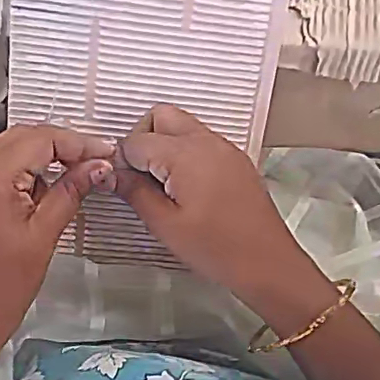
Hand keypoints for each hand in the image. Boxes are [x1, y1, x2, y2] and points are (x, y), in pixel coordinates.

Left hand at [0, 124, 116, 349]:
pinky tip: (49, 188)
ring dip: (44, 155)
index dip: (75, 143)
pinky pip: (2, 168)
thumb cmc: (9, 280)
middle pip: (23, 137)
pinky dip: (28, 170)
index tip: (104, 153)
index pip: (38, 141)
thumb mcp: (46, 232)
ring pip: (12, 149)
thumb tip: (98, 166)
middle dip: (60, 143)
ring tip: (75, 174)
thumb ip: (71, 191)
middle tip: (94, 160)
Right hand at [113, 105, 334, 330]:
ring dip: (163, 148)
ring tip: (159, 189)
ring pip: (182, 127)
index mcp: (186, 154)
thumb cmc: (221, 249)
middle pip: (161, 117)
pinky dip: (183, 156)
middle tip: (136, 178)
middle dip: (141, 141)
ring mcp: (224, 150)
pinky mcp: (234, 162)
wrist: (265, 262)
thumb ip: (135, 194)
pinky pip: (201, 143)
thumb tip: (113, 175)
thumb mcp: (166, 225)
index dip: (122, 162)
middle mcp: (208, 142)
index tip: (119, 184)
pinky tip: (181, 191)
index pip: (138, 141)